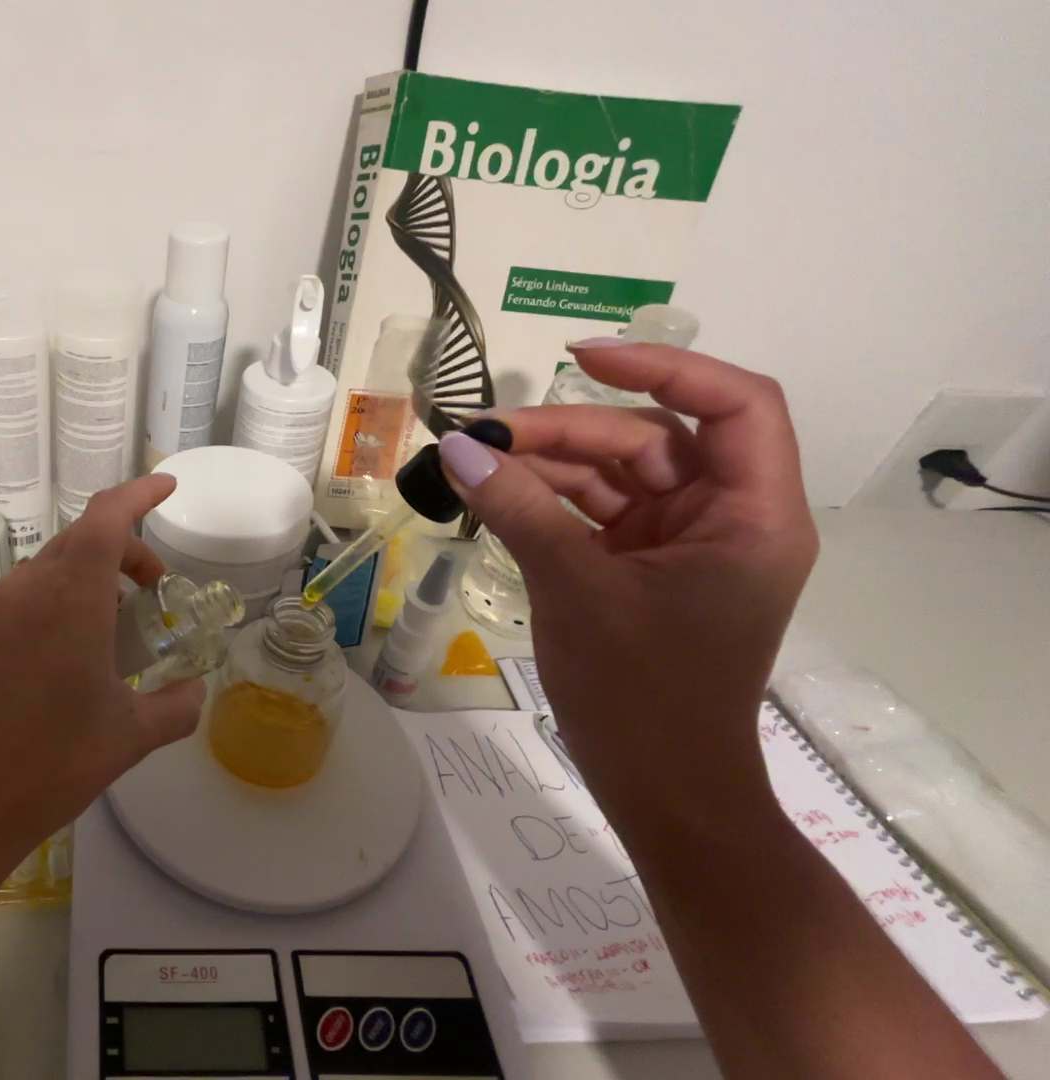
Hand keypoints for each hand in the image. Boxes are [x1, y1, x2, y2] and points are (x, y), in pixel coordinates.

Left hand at [0, 474, 207, 888]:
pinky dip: (57, 601)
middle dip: (124, 551)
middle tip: (154, 592)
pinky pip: (24, 597)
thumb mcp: (129, 737)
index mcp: (69, 596)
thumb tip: (194, 691)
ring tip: (115, 629)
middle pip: (80, 540)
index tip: (168, 490)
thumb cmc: (49, 765)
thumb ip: (175, 706)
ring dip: (89, 579)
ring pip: (49, 568)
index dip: (139, 495)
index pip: (107, 517)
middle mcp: (26, 588)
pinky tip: (69, 653)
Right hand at [438, 342, 817, 833]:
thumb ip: (519, 509)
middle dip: (567, 431)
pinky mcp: (638, 572)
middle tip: (481, 433)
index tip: (580, 358)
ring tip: (472, 461)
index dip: (665, 367)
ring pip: (613, 477)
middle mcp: (723, 519)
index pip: (735, 406)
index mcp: (750, 516)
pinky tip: (492, 494)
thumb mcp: (576, 589)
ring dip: (545, 466)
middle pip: (651, 441)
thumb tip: (457, 448)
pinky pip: (591, 516)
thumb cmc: (640, 692)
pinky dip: (544, 503)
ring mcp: (678, 547)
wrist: (659, 788)